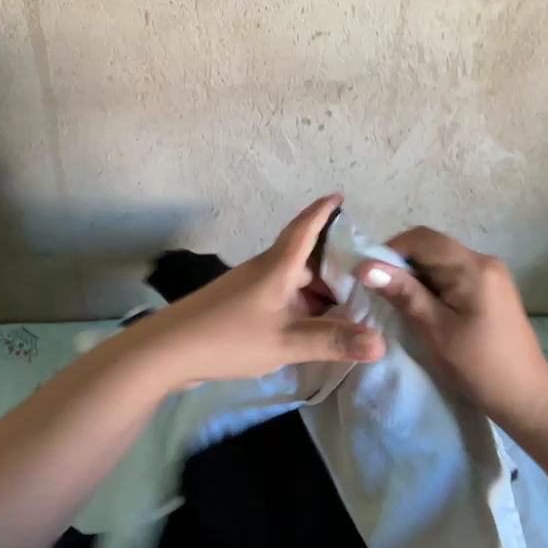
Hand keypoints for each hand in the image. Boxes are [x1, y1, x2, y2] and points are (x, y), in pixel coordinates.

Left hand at [135, 195, 385, 388]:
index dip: (323, 212)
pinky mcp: (239, 309)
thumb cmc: (228, 337)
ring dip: (319, 292)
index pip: (305, 230)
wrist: (166, 351)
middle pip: (305, 260)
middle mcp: (264, 271)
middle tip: (369, 280)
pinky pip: (280, 299)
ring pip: (293, 283)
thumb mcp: (286, 342)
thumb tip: (382, 343)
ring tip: (351, 310)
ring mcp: (249, 290)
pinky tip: (314, 329)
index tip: (340, 196)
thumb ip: (332, 341)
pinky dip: (301, 308)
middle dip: (335, 267)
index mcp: (277, 267)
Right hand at [357, 227, 547, 432]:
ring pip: (439, 259)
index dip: (389, 250)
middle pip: (430, 246)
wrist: (526, 396)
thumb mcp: (435, 330)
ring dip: (414, 275)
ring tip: (399, 303)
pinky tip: (422, 308)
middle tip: (381, 292)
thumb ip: (403, 293)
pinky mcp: (489, 288)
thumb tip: (365, 266)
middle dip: (401, 263)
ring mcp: (489, 274)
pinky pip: (451, 273)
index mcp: (472, 267)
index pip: (421, 238)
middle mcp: (483, 261)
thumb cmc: (478, 365)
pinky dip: (430, 284)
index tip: (370, 277)